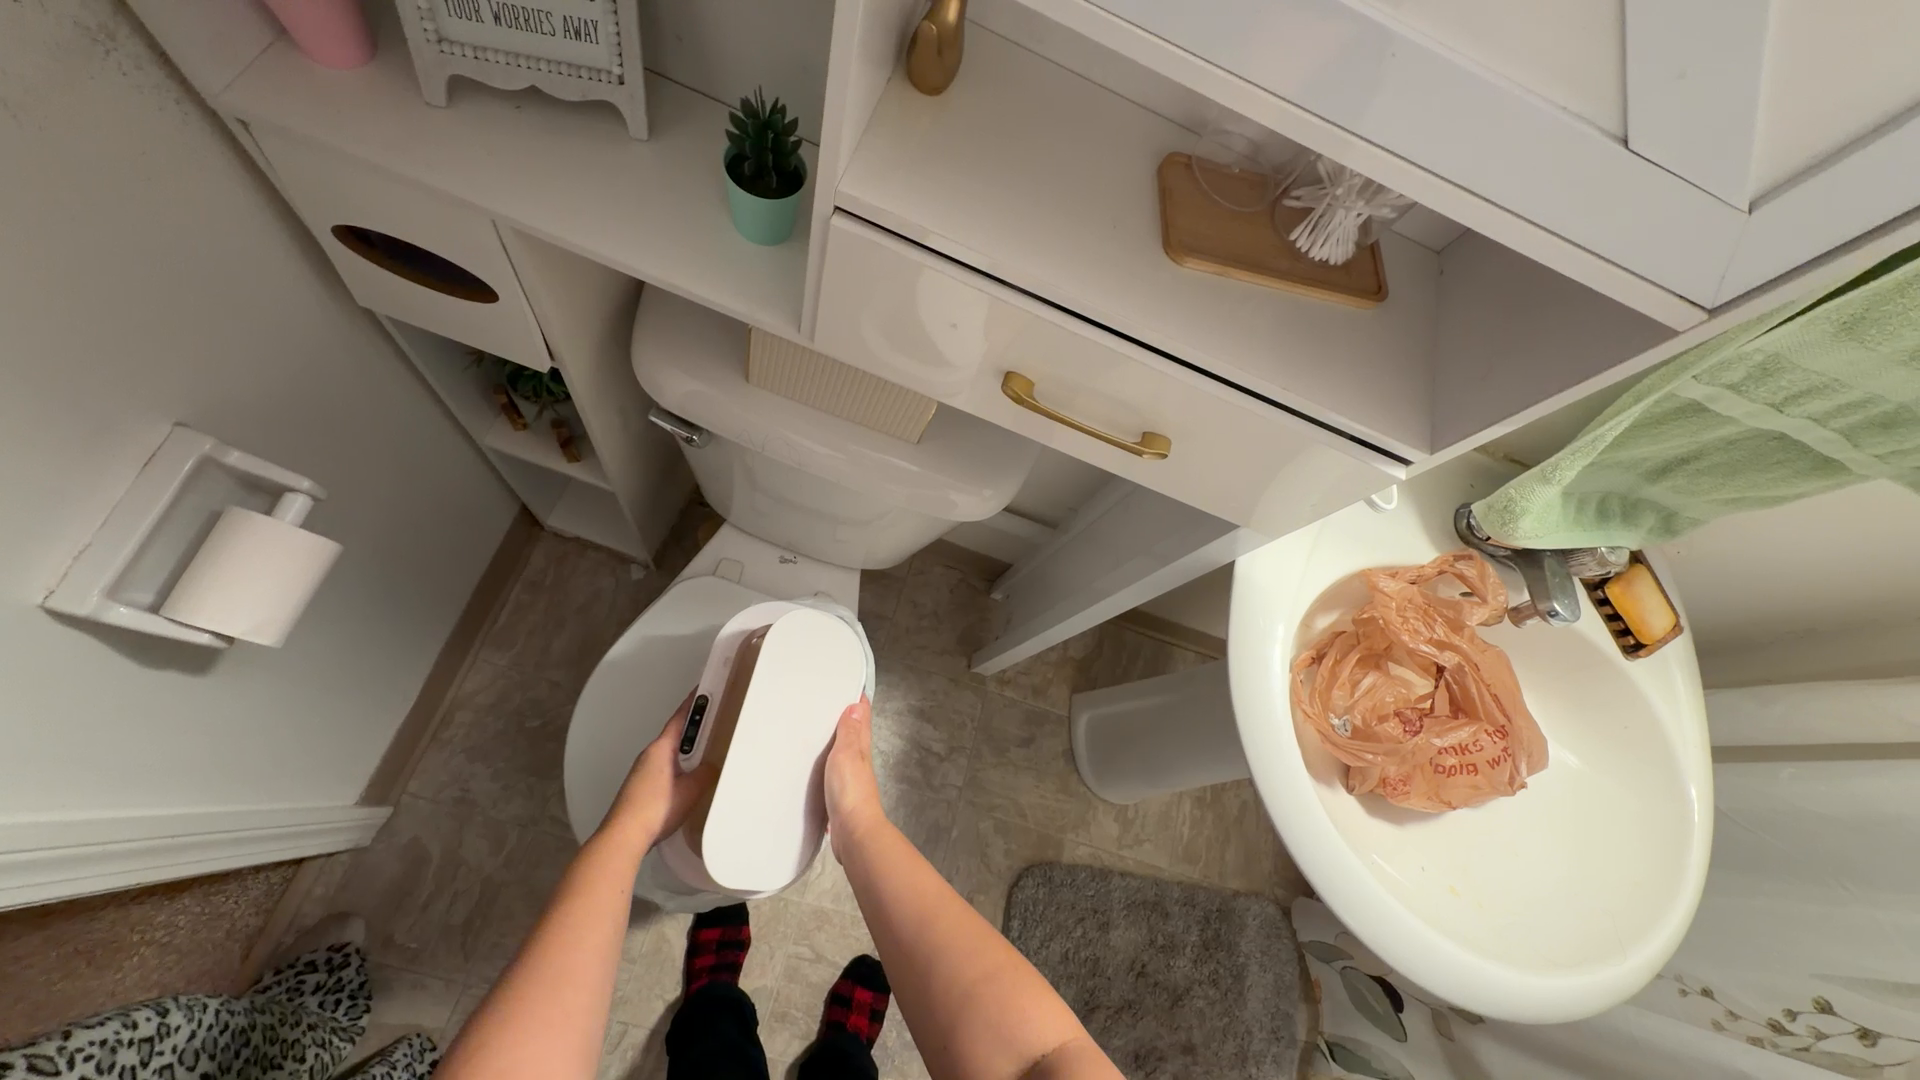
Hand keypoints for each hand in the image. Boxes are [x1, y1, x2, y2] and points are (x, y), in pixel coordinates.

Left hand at [600, 691, 716, 852]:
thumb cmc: (658, 807)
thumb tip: (711, 766)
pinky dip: (678, 767)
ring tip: (707, 752)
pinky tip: (688, 779)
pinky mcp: (640, 788)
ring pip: (669, 755)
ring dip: (686, 751)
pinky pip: (664, 769)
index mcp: (661, 749)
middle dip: (693, 729)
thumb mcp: (691, 790)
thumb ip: (706, 773)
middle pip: (674, 736)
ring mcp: (642, 772)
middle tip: (714, 722)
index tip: (704, 690)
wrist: (624, 836)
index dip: (692, 704)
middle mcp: (649, 755)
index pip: (679, 719)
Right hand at [824, 696, 886, 859]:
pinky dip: (827, 766)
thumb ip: (850, 733)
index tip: (851, 687)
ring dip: (836, 743)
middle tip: (830, 706)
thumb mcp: (848, 755)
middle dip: (845, 720)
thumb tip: (857, 706)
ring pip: (844, 755)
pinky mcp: (841, 797)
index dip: (858, 703)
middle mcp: (859, 762)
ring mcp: (851, 780)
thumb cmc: (851, 792)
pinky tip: (817, 767)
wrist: (854, 834)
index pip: (862, 720)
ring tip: (819, 732)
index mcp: (861, 748)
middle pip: (854, 735)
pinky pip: (833, 774)